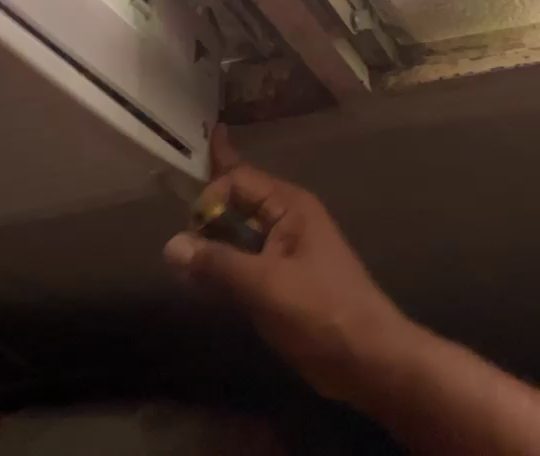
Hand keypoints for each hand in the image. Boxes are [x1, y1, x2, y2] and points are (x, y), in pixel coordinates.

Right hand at [163, 128, 416, 403]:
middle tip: (173, 235)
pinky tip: (201, 281)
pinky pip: (246, 262)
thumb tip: (170, 245)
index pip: (238, 179)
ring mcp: (286, 251)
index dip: (210, 198)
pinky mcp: (284, 281)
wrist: (368, 360)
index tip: (190, 232)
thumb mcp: (264, 285)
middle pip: (237, 203)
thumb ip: (217, 263)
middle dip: (207, 214)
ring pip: (239, 235)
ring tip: (179, 257)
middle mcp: (287, 219)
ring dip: (212, 243)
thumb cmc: (321, 311)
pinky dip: (224, 267)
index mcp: (290, 206)